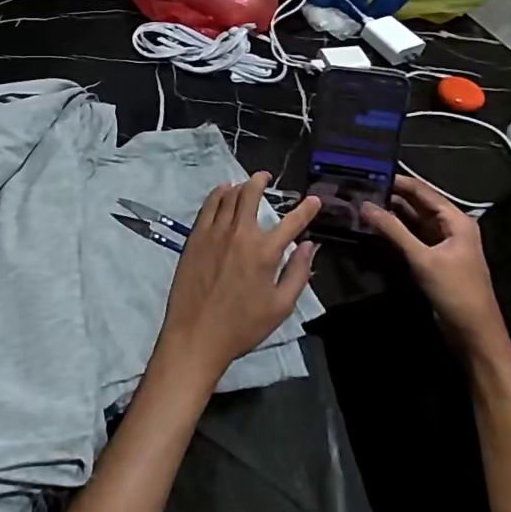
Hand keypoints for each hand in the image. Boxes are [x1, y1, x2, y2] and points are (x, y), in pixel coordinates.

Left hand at [154, 173, 318, 388]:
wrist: (197, 335)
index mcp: (265, 252)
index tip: (314, 200)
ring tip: (245, 184)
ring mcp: (215, 232)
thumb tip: (310, 246)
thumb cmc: (243, 326)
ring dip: (239, 186)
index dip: (306, 209)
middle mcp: (240, 234)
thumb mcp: (280, 306)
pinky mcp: (196, 237)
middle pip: (251, 194)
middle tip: (265, 176)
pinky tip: (222, 192)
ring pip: (228, 196)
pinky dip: (217, 194)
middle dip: (260, 180)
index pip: (292, 222)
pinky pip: (208, 206)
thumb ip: (298, 273)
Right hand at [362, 175, 508, 351]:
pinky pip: (413, 237)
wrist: (474, 334)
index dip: (398, 181)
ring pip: (414, 221)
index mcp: (456, 220)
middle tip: (361, 188)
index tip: (369, 173)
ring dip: (392, 214)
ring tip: (363, 203)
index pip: (423, 191)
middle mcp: (451, 227)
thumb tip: (365, 205)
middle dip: (392, 197)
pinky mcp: (435, 259)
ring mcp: (443, 243)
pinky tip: (376, 227)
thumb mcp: (422, 259)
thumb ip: (393, 230)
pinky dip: (396, 232)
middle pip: (418, 204)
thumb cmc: (455, 291)